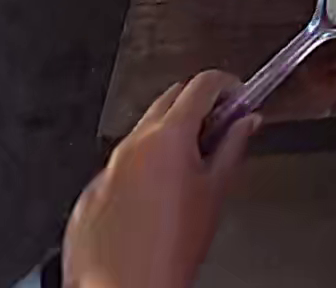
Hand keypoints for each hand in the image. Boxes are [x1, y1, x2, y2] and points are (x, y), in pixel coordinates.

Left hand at [62, 71, 260, 287]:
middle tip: (219, 125)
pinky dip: (141, 169)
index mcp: (168, 136)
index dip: (227, 85)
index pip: (202, 84)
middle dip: (198, 103)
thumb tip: (248, 121)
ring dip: (168, 135)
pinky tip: (154, 201)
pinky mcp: (87, 197)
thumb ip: (234, 145)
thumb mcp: (216, 191)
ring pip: (143, 132)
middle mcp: (133, 144)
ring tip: (188, 168)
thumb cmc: (171, 252)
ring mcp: (106, 169)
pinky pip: (119, 167)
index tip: (238, 97)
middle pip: (171, 98)